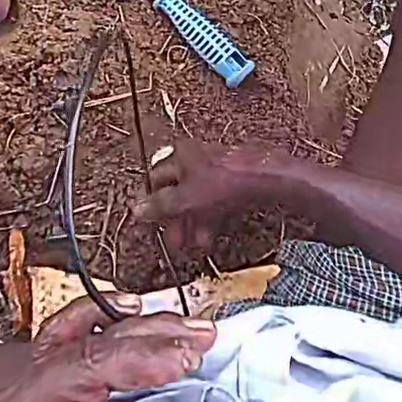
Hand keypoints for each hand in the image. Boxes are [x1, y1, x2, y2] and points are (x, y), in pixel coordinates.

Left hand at [0, 298, 217, 401]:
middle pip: (78, 369)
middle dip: (143, 356)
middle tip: (192, 357)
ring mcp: (8, 394)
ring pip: (77, 341)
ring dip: (138, 332)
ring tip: (185, 333)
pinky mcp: (22, 383)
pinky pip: (59, 332)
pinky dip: (97, 313)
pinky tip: (130, 308)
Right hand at [133, 137, 289, 252]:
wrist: (265, 179)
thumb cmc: (224, 184)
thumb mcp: (185, 199)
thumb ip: (160, 206)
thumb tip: (136, 210)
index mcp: (179, 156)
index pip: (155, 180)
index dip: (151, 203)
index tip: (152, 224)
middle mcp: (194, 158)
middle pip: (176, 191)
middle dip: (175, 220)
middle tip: (174, 242)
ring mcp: (215, 169)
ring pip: (196, 199)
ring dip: (192, 224)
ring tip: (194, 245)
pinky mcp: (231, 180)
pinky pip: (213, 201)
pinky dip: (208, 218)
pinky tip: (208, 238)